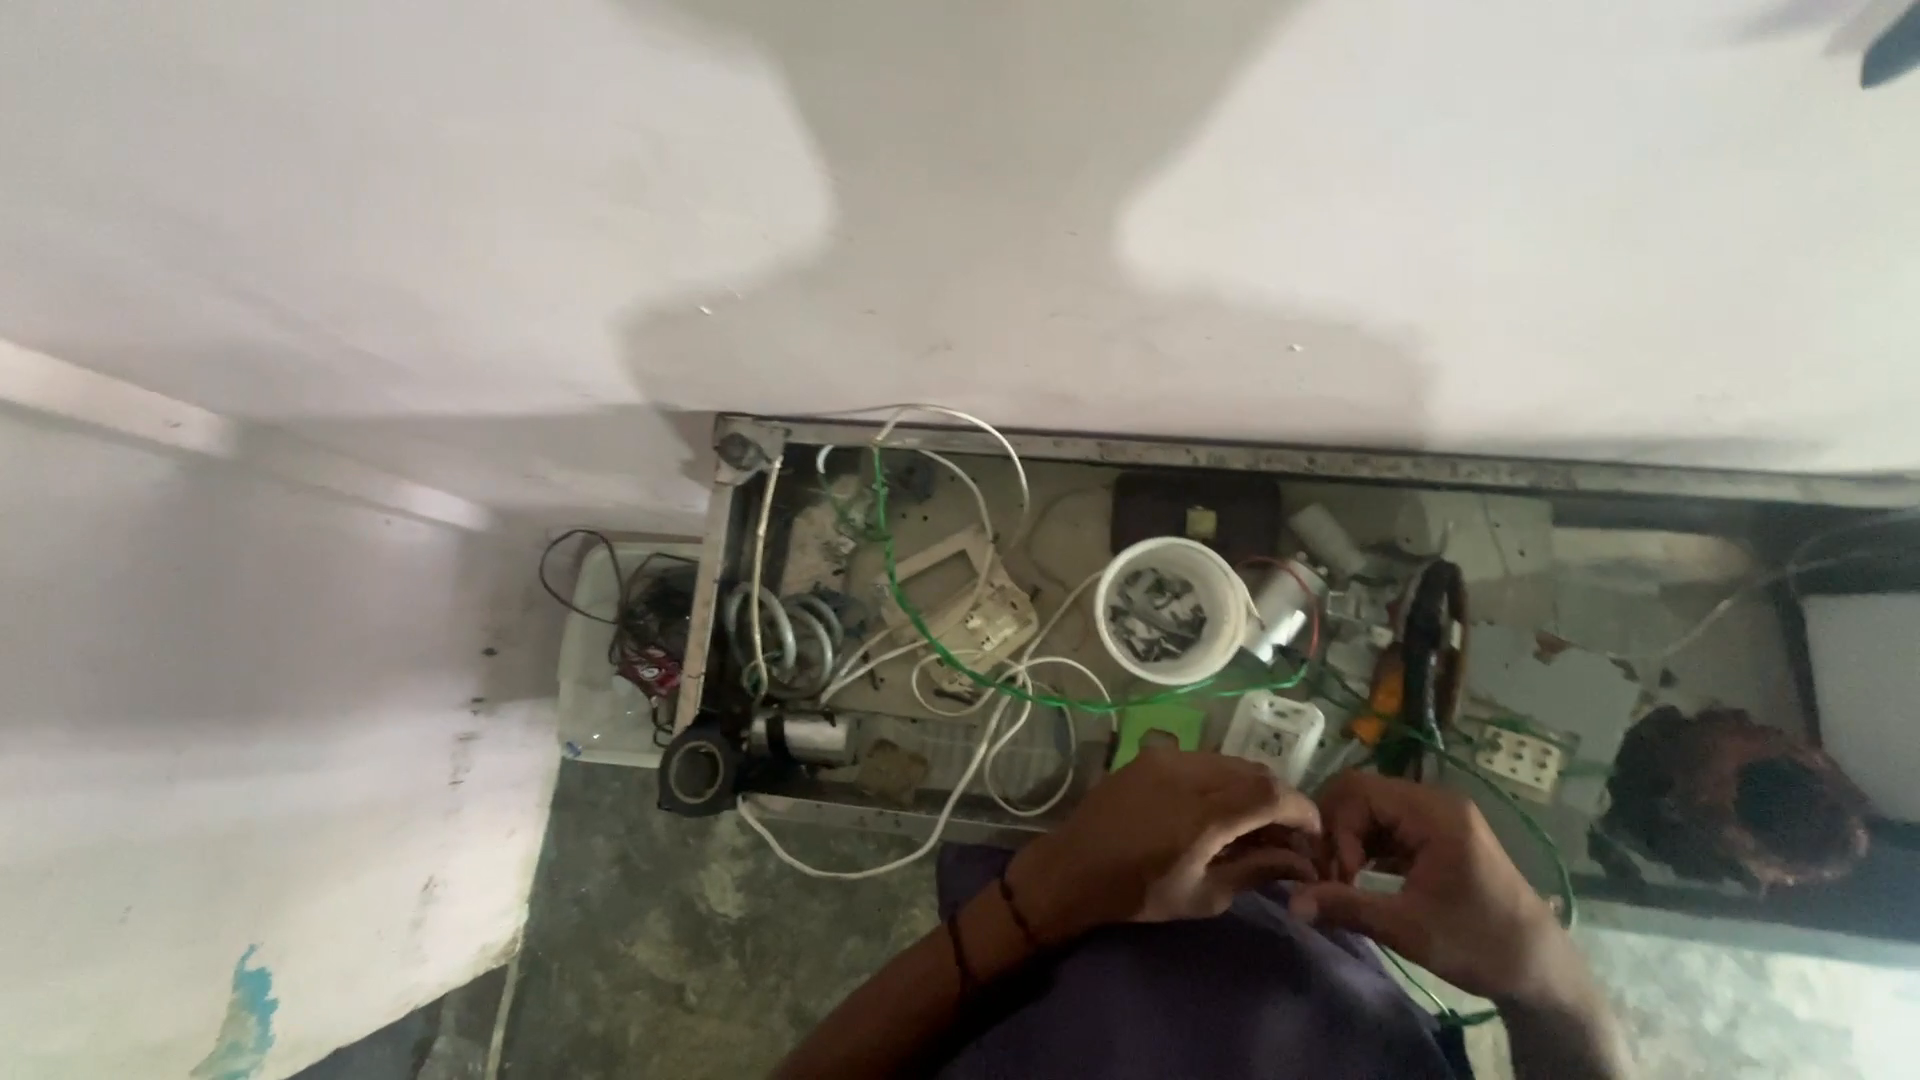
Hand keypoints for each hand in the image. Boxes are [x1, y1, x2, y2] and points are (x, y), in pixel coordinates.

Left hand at [1005, 748, 1319, 943]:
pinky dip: (1221, 778)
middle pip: (1254, 771)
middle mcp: (1187, 773)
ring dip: (1250, 786)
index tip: (1312, 835)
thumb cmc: (1138, 893)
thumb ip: (1256, 870)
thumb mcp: (1204, 894)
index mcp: (1203, 813)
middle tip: (1284, 833)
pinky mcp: (1148, 756)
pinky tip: (1217, 806)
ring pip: (1228, 761)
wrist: (1072, 867)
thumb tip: (1301, 863)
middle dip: (1279, 799)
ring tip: (1251, 821)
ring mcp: (1164, 758)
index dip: (1302, 810)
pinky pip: (1201, 759)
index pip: (1272, 793)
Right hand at [1290, 772, 1581, 1006]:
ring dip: (1347, 839)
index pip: (1356, 791)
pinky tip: (1360, 875)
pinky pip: (1384, 823)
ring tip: (1343, 879)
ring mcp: (1436, 816)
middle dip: (1335, 831)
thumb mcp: (1408, 929)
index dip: (1335, 829)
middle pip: (1358, 793)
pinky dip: (1365, 844)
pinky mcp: (1435, 834)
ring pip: (1368, 808)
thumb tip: (1291, 903)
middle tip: (1332, 874)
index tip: (1339, 876)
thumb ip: (1346, 906)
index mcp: (1433, 811)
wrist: (1544, 973)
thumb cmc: (1480, 945)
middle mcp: (1434, 801)